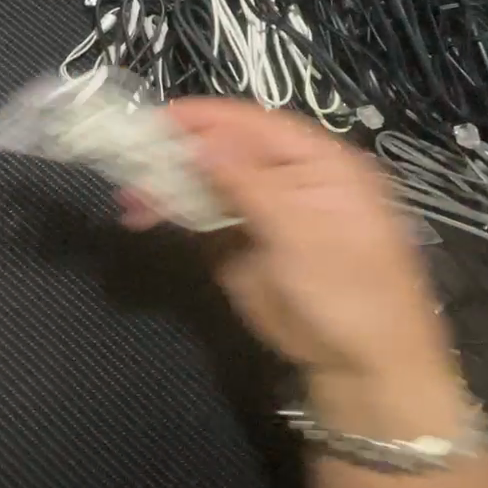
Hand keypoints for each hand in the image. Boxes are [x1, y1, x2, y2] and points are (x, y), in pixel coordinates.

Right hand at [119, 99, 452, 389]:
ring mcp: (256, 203)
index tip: (158, 117)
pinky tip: (137, 213)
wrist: (359, 370)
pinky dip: (163, 207)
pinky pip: (192, 208)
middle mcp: (284, 174)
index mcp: (317, 163)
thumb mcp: (302, 236)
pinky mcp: (234, 232)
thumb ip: (250, 183)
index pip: (255, 124)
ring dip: (160, 181)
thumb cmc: (349, 297)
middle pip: (220, 146)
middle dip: (174, 152)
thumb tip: (202, 140)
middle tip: (130, 156)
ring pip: (199, 176)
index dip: (207, 118)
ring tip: (128, 195)